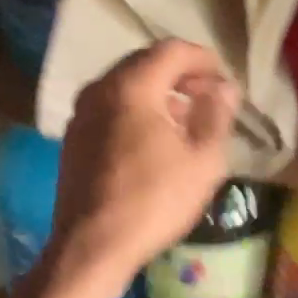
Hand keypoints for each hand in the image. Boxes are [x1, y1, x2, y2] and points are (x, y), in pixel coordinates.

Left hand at [48, 40, 238, 287]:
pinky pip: (109, 109)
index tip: (224, 80)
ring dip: (157, 94)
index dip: (204, 59)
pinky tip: (153, 140)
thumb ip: (216, 115)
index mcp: (131, 86)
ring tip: (185, 120)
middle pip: (144, 63)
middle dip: (180, 74)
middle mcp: (99, 89)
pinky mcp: (73, 139)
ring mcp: (80, 114)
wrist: (91, 247)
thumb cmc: (154, 202)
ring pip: (124, 86)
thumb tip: (224, 88)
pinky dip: (135, 112)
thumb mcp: (202, 161)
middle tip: (207, 96)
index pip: (172, 50)